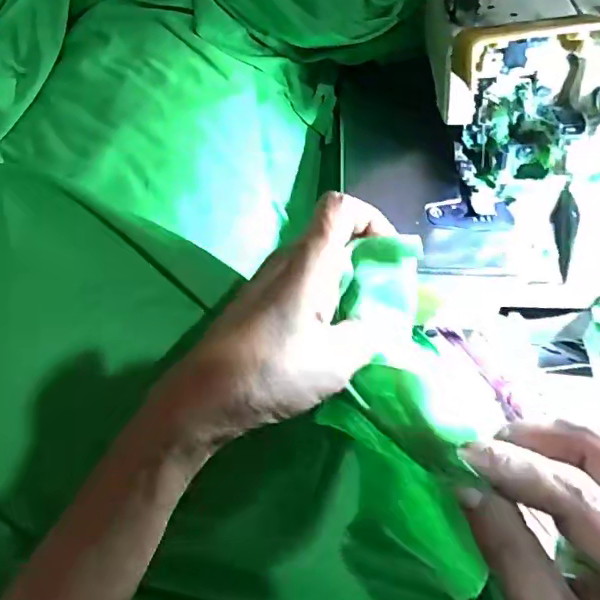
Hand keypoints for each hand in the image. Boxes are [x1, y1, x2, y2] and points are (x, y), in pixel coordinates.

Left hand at [146, 192, 394, 449]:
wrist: (207, 392)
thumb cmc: (273, 369)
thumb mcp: (337, 359)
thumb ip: (369, 332)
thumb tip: (380, 320)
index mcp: (308, 261)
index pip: (340, 206)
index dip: (373, 220)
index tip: (392, 258)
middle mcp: (288, 259)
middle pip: (334, 236)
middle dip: (369, 261)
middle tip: (387, 301)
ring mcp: (271, 278)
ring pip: (320, 263)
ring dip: (349, 284)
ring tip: (365, 325)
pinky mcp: (262, 299)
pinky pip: (304, 283)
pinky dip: (328, 299)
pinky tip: (333, 337)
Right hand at [459, 421, 599, 599]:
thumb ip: (514, 559)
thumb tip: (467, 486)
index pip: (584, 501)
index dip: (518, 468)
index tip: (463, 455)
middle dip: (532, 439)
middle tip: (479, 449)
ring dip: (541, 441)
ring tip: (494, 454)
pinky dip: (553, 455)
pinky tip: (521, 465)